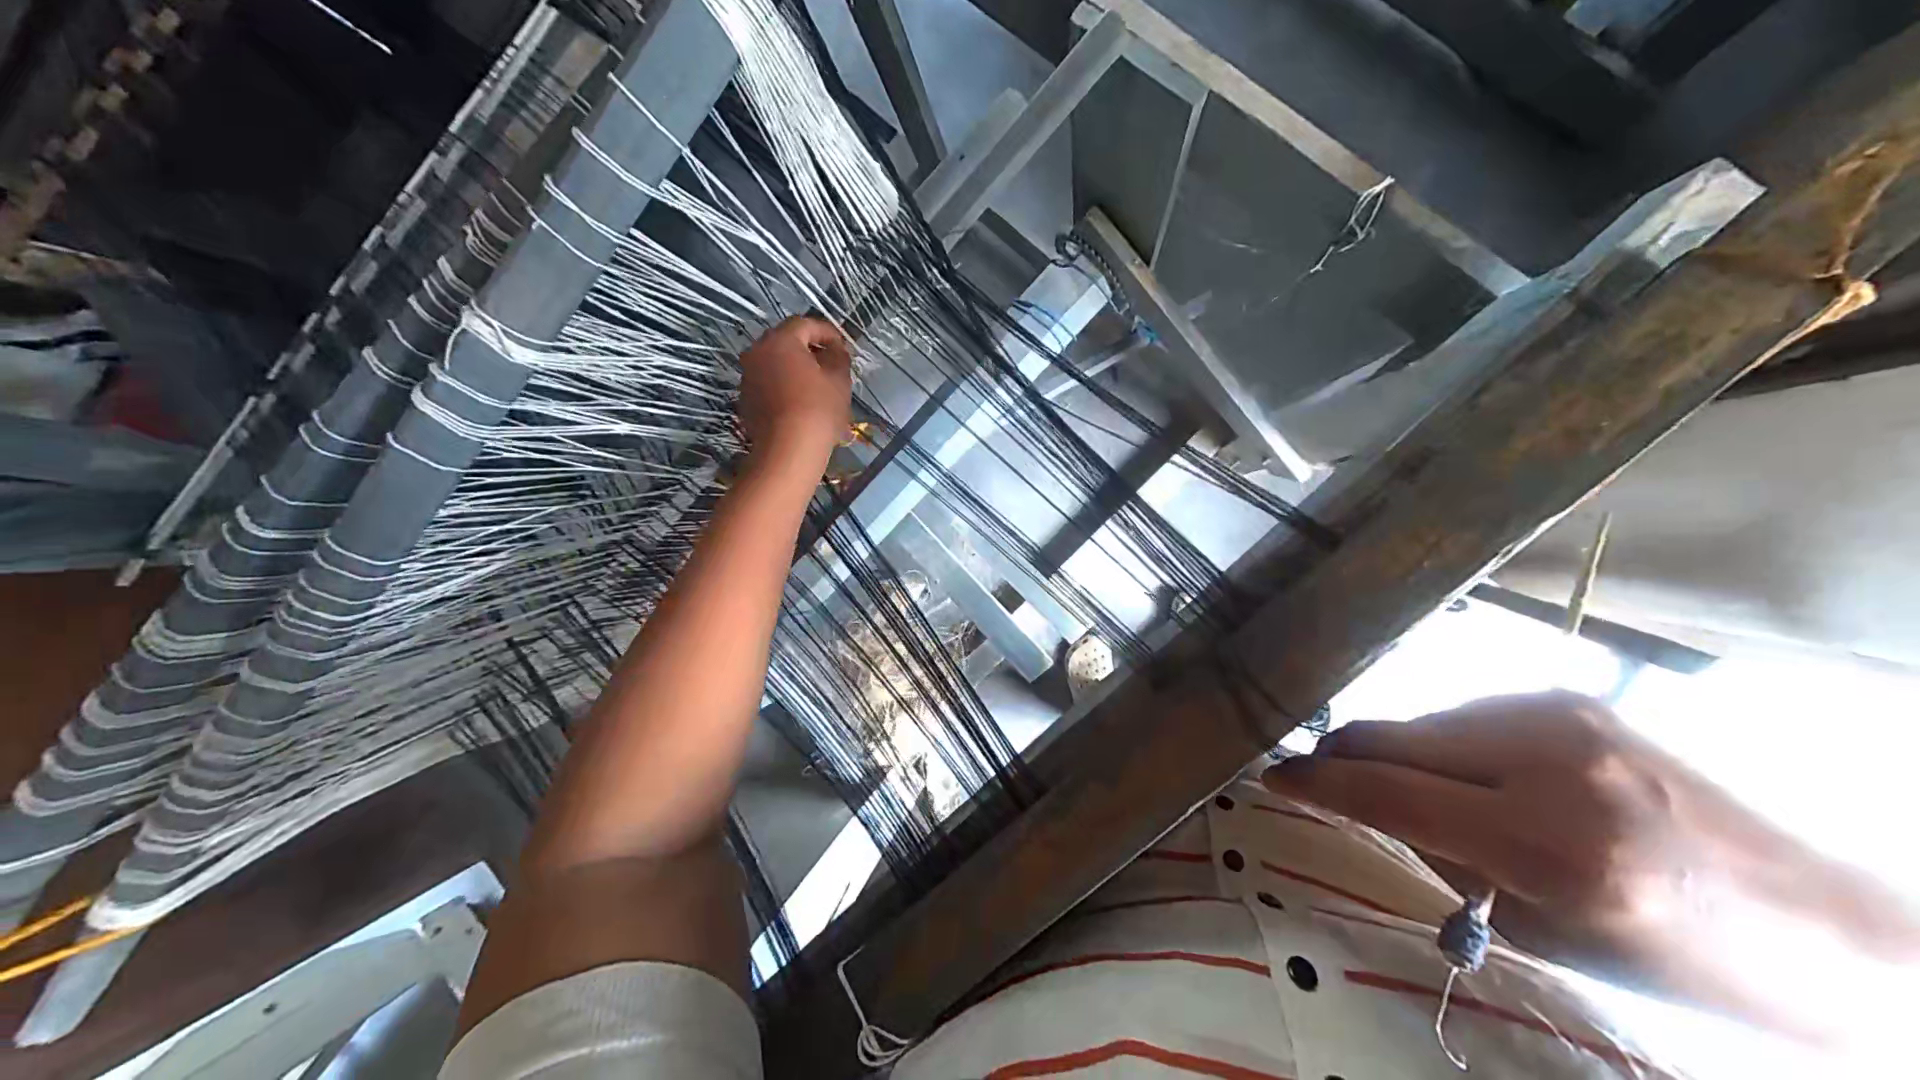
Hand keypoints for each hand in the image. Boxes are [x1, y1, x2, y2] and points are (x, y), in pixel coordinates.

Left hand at [737, 315, 852, 462]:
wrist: (788, 450)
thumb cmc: (817, 409)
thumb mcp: (839, 379)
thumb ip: (838, 356)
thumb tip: (835, 350)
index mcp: (780, 340)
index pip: (805, 324)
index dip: (827, 332)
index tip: (843, 346)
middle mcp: (757, 352)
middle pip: (786, 341)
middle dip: (809, 348)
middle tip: (830, 362)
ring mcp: (747, 376)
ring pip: (774, 362)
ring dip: (794, 367)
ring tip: (816, 383)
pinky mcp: (745, 398)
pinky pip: (767, 382)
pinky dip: (783, 384)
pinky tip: (799, 400)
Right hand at [1263, 691, 1919, 1040]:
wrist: (1823, 923)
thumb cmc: (1672, 954)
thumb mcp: (1535, 928)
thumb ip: (1434, 852)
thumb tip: (1357, 799)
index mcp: (1548, 841)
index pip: (1387, 792)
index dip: (1316, 784)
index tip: (1272, 778)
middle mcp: (1546, 755)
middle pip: (1386, 736)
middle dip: (1345, 761)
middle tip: (1329, 787)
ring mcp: (1557, 712)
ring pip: (1417, 719)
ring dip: (1396, 754)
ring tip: (1429, 796)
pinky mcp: (1566, 695)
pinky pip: (1459, 713)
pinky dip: (1441, 744)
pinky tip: (1476, 777)